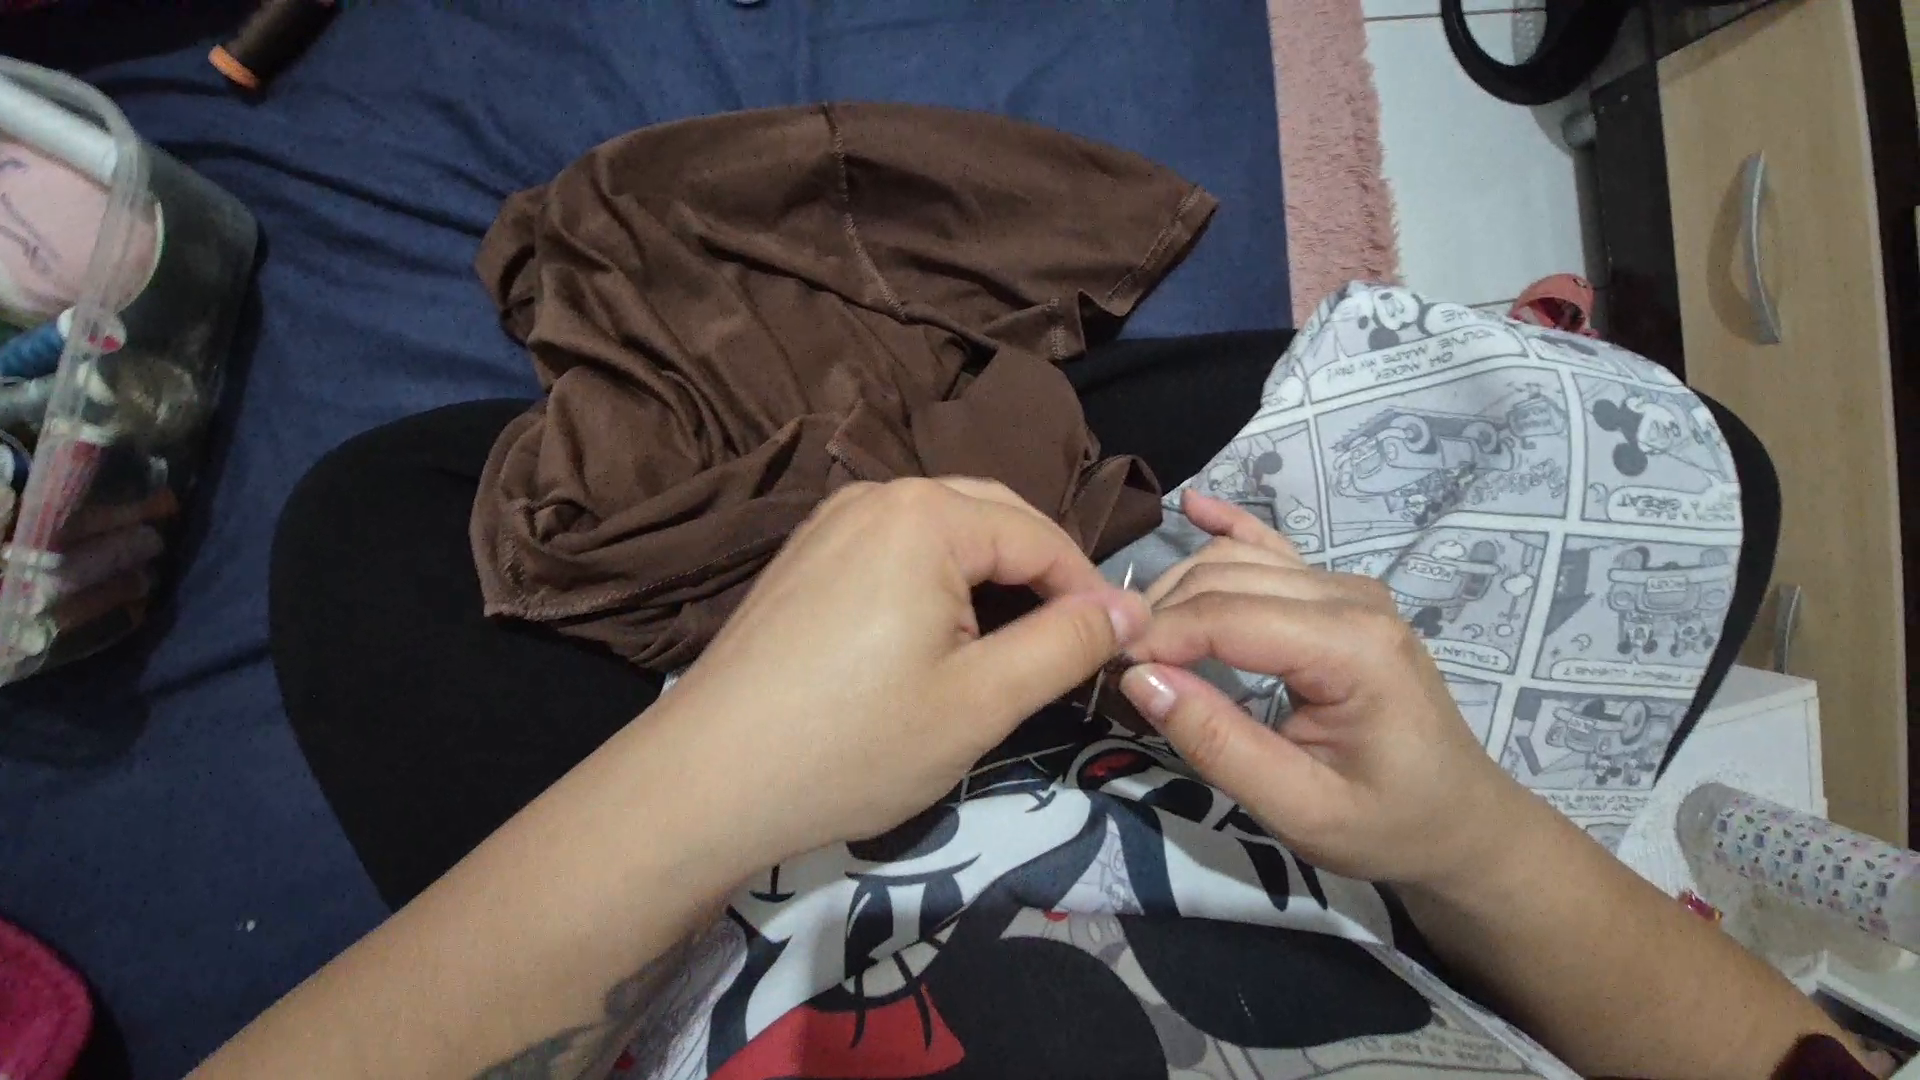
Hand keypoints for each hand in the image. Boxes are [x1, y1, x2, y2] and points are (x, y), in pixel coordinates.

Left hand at [654, 477, 1147, 869]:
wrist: (705, 782)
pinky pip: (895, 547)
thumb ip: (1066, 644)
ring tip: (1013, 637)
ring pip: (942, 530)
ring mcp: (831, 522)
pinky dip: (937, 579)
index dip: (1089, 590)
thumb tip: (1130, 610)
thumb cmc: (855, 743)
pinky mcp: (805, 556)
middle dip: (1041, 574)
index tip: (1118, 645)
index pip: (1039, 535)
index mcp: (925, 514)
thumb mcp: (982, 701)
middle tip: (1070, 639)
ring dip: (990, 574)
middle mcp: (876, 495)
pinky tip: (937, 629)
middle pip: (991, 517)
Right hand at [1119, 492, 1536, 889]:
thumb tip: (1138, 678)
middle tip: (1115, 663)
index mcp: (1351, 646)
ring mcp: (1345, 587)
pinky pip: (1269, 547)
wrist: (1462, 821)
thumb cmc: (1386, 824)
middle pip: (1221, 579)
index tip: (1106, 668)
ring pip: (1232, 561)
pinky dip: (1226, 528)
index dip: (1156, 636)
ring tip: (1138, 638)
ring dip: (1176, 590)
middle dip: (1158, 615)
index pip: (1224, 615)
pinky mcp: (1337, 593)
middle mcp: (1350, 596)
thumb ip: (1218, 743)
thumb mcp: (1300, 810)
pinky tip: (1193, 506)